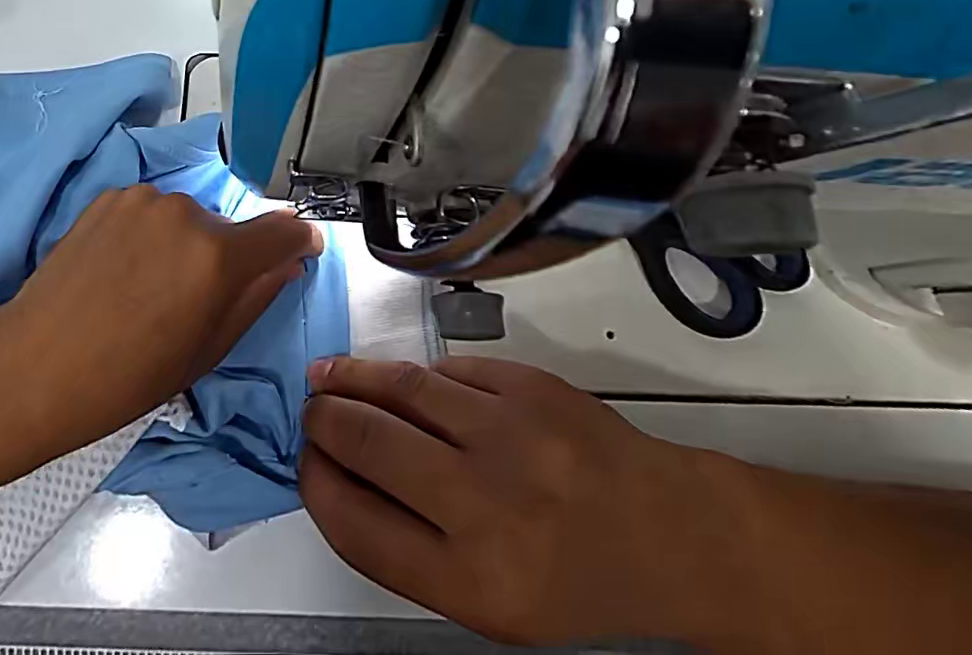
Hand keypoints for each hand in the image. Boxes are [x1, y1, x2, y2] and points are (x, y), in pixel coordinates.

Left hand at [0, 186, 322, 496]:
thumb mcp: (207, 351)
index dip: (299, 241)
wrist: (31, 367)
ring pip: (190, 219)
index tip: (300, 253)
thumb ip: (257, 298)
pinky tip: (122, 268)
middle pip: (230, 229)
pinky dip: (152, 234)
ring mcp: (144, 200)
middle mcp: (186, 213)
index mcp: (217, 256)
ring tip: (149, 286)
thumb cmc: (126, 377)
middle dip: (227, 257)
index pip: (283, 230)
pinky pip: (152, 212)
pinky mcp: (109, 197)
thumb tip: (288, 263)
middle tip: (194, 300)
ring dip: (186, 244)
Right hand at [299, 356, 756, 645]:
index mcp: (470, 578)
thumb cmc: (573, 578)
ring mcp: (510, 433)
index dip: (316, 484)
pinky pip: (446, 369)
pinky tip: (398, 380)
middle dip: (323, 420)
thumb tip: (340, 476)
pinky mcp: (528, 385)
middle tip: (310, 411)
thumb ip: (405, 546)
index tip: (306, 463)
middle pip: (368, 442)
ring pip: (401, 387)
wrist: (665, 532)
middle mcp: (486, 503)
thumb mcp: (485, 602)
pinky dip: (414, 375)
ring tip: (327, 376)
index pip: (355, 521)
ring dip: (351, 377)